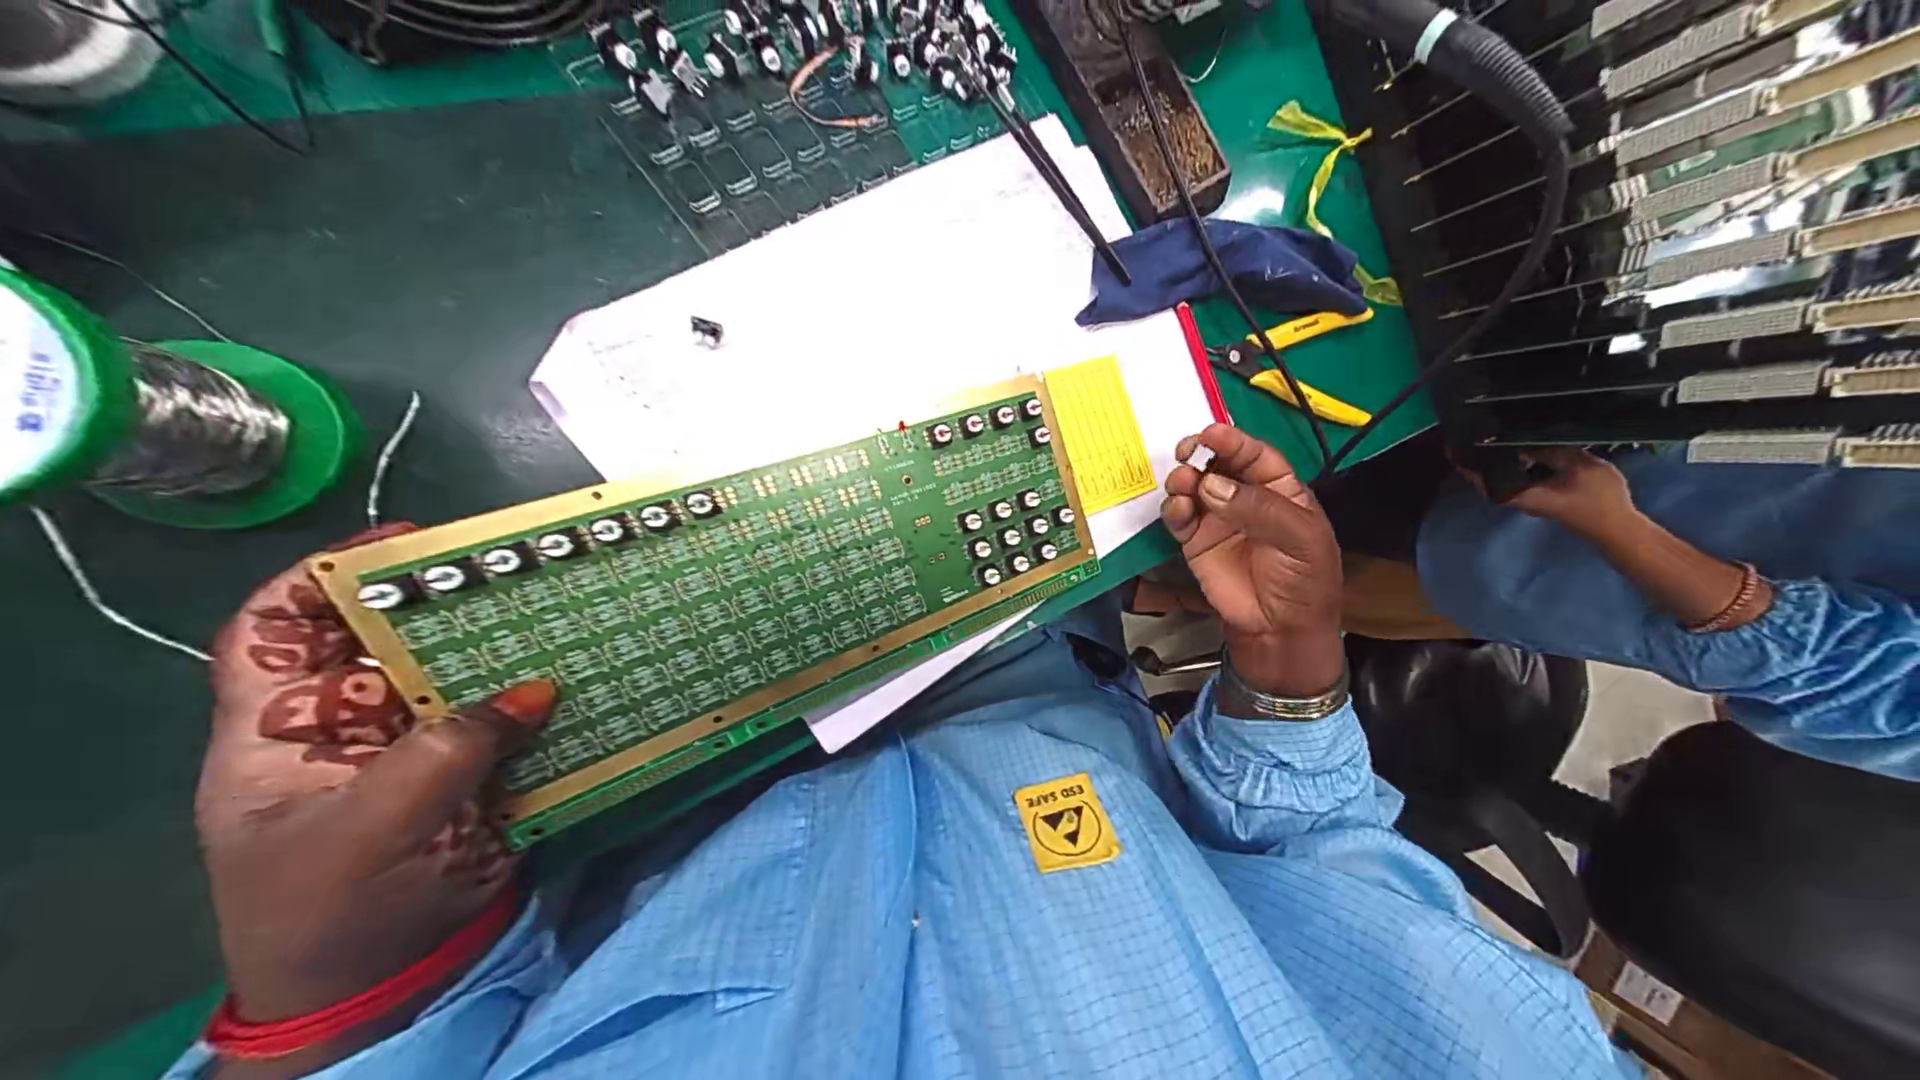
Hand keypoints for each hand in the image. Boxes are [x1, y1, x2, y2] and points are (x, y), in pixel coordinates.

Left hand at [195, 526, 554, 1064]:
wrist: (395, 984)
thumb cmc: (335, 916)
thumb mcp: (365, 833)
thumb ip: (445, 753)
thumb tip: (538, 689)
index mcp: (281, 736)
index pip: (276, 635)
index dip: (323, 580)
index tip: (397, 544)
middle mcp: (353, 727)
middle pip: (386, 640)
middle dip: (437, 600)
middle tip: (503, 567)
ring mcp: (421, 746)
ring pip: (458, 672)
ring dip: (501, 642)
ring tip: (549, 606)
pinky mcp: (478, 766)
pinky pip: (509, 714)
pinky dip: (539, 691)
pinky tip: (573, 667)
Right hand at [1161, 425, 1343, 696]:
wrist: (1279, 628)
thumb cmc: (1305, 581)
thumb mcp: (1299, 539)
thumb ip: (1259, 509)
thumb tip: (1212, 485)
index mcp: (1279, 490)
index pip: (1255, 456)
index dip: (1234, 442)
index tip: (1211, 433)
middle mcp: (1244, 497)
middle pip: (1218, 464)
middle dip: (1201, 454)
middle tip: (1187, 451)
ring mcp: (1217, 518)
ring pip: (1194, 486)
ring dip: (1183, 479)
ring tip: (1182, 484)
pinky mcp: (1194, 540)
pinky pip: (1179, 516)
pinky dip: (1173, 508)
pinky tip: (1179, 509)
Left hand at [1462, 447, 1637, 537]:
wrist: (1617, 525)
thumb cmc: (1597, 498)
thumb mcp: (1578, 467)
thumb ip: (1550, 452)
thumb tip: (1524, 441)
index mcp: (1515, 493)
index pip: (1478, 477)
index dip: (1464, 461)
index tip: (1451, 445)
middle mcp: (1514, 497)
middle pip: (1488, 473)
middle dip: (1479, 455)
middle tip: (1472, 431)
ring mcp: (1526, 496)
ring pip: (1505, 473)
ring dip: (1500, 456)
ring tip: (1493, 432)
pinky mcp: (1539, 494)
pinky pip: (1521, 474)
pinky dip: (1518, 460)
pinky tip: (1524, 444)